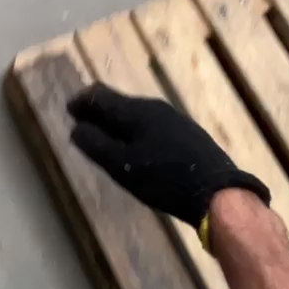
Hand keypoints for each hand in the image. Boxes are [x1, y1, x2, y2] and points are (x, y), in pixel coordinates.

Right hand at [68, 82, 268, 227]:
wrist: (220, 194)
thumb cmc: (165, 180)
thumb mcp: (123, 167)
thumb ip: (96, 146)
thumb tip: (76, 129)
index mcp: (135, 110)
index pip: (100, 95)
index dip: (81, 101)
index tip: (69, 110)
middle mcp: (154, 107)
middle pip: (118, 102)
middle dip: (99, 111)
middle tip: (84, 124)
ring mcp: (174, 119)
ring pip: (136, 113)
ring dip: (117, 122)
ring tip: (108, 137)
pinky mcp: (188, 135)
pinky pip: (151, 124)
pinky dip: (135, 130)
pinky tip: (138, 148)